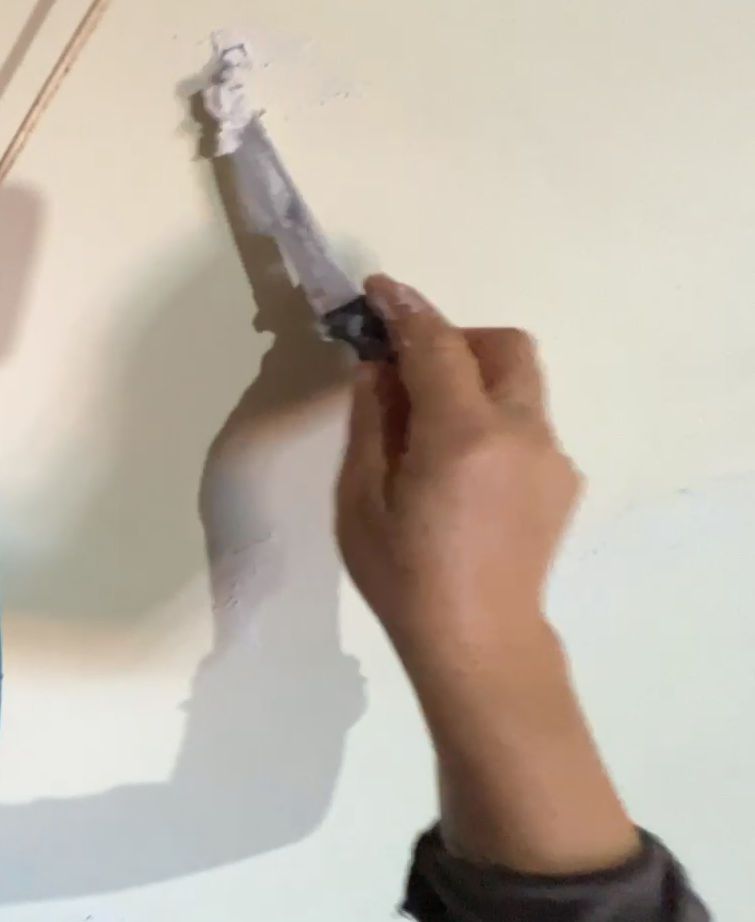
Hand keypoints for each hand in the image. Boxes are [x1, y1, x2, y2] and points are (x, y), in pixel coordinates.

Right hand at [336, 275, 580, 666]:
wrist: (474, 633)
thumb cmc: (399, 568)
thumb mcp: (361, 495)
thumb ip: (374, 424)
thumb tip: (377, 371)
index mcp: (461, 436)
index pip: (437, 349)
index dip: (406, 311)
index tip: (378, 288)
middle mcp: (521, 433)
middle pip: (505, 347)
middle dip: (454, 337)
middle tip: (400, 366)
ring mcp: (550, 455)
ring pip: (518, 384)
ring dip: (467, 378)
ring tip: (416, 424)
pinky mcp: (560, 477)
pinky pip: (521, 423)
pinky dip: (481, 416)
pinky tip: (445, 465)